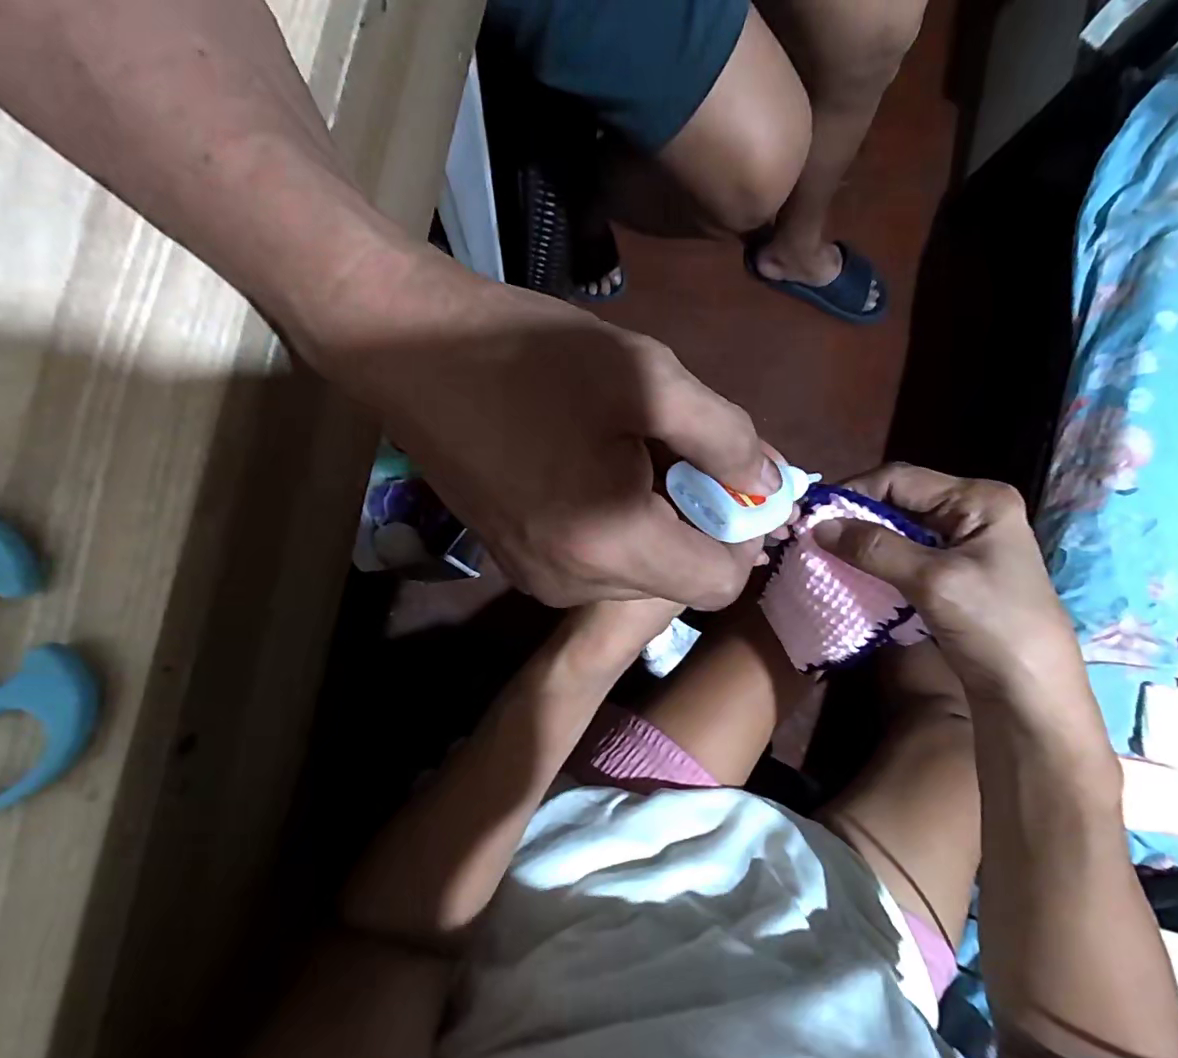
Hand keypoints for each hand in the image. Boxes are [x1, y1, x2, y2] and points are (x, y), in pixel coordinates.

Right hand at [320, 256, 778, 608]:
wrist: (410, 351)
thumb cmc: (530, 355)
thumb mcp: (648, 375)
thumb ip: (726, 437)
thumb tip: (768, 486)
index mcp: (610, 547)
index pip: (719, 583)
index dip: (740, 530)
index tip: (722, 469)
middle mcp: (573, 585)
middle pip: (677, 577)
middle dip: (695, 517)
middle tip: (670, 442)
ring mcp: (536, 579)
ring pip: (635, 570)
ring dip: (653, 517)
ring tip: (623, 445)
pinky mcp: (513, 561)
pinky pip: (593, 561)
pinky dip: (612, 523)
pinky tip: (586, 463)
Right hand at [811, 464, 1085, 697]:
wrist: (1029, 691)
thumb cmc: (993, 625)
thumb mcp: (932, 580)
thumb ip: (874, 549)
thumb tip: (817, 526)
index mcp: (979, 499)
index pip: (900, 479)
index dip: (854, 493)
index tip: (813, 517)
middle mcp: (971, 512)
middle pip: (897, 501)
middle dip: (854, 518)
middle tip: (814, 538)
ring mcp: (963, 543)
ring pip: (896, 529)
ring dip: (861, 542)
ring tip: (826, 556)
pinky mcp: (952, 572)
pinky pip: (903, 555)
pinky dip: (875, 562)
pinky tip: (852, 574)